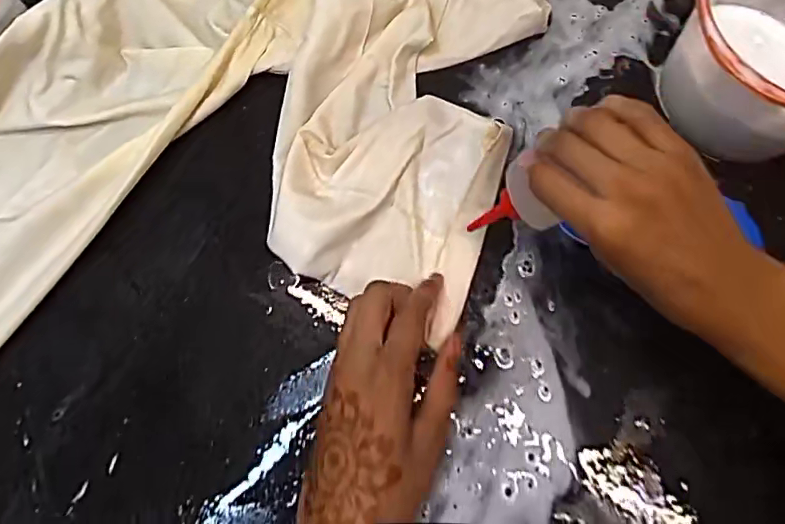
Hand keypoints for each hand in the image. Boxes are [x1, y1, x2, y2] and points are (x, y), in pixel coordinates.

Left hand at [298, 276, 461, 523]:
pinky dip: (369, 321)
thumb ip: (445, 384)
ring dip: (382, 303)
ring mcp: (339, 366)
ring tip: (408, 324)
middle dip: (399, 291)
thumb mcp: (430, 441)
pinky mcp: (331, 375)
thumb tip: (453, 341)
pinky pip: (349, 329)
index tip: (438, 284)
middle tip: (422, 306)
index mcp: (385, 375)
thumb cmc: (388, 487)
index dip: (425, 293)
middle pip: (372, 297)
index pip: (406, 314)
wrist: (340, 513)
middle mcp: (356, 361)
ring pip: (355, 308)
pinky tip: (389, 345)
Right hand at [527, 95, 784, 349]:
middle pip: (565, 143)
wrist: (732, 284)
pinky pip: (636, 112)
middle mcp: (625, 188)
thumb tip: (541, 174)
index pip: (545, 178)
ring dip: (573, 121)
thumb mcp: (607, 257)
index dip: (531, 169)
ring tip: (573, 128)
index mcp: (604, 225)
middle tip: (550, 148)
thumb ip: (573, 212)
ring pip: (594, 120)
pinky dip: (612, 107)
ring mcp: (655, 164)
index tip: (532, 168)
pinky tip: (604, 114)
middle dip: (547, 143)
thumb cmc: (664, 283)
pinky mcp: (679, 150)